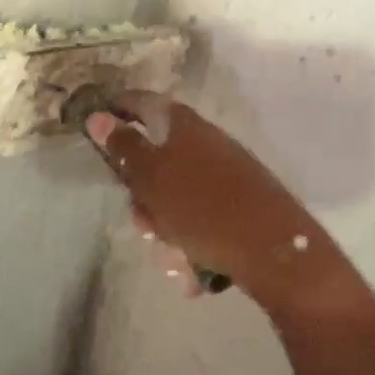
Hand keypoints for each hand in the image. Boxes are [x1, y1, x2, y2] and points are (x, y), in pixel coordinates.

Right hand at [85, 91, 310, 296]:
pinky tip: (195, 272)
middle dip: (143, 196)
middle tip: (142, 223)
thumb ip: (123, 147)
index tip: (96, 129)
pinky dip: (193, 243)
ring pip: (177, 197)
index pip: (141, 103)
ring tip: (174, 260)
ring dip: (167, 228)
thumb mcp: (151, 177)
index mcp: (182, 124)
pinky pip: (202, 220)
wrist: (277, 254)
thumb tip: (97, 114)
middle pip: (156, 159)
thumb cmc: (203, 208)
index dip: (117, 111)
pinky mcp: (242, 205)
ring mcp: (226, 173)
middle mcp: (205, 141)